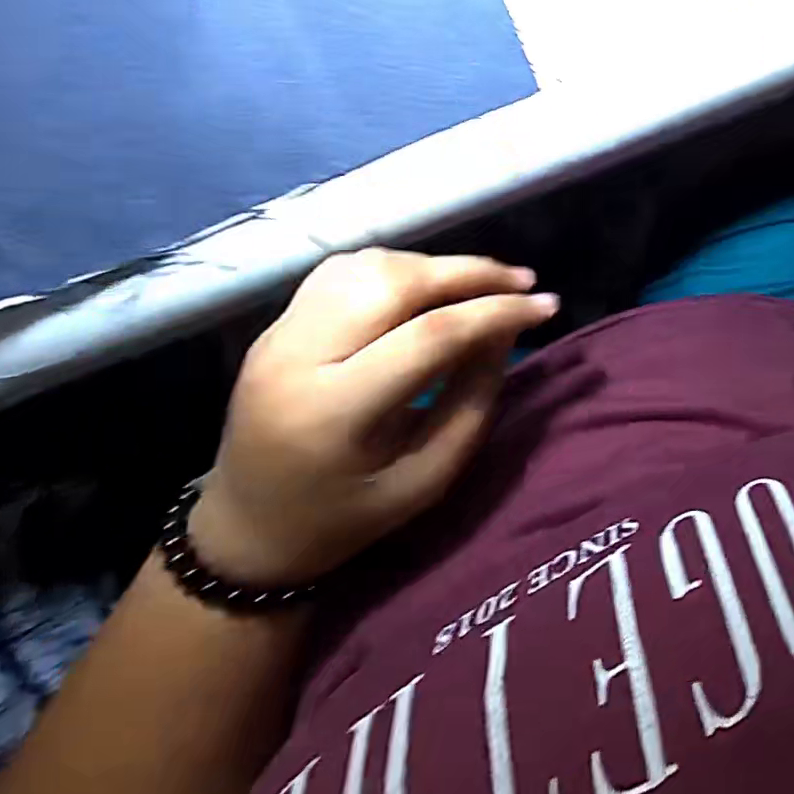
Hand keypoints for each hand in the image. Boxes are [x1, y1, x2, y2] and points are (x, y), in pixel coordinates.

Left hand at [189, 250, 558, 586]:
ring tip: (484, 283)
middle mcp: (296, 356)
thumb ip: (472, 400)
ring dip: (436, 265)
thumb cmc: (348, 517)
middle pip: (394, 282)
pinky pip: (344, 272)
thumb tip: (504, 332)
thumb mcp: (429, 477)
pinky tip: (432, 285)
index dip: (497, 312)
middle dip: (471, 273)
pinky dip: (400, 268)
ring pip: (368, 266)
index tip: (547, 307)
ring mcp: (278, 334)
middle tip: (524, 283)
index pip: (430, 334)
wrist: (246, 528)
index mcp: (334, 410)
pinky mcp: (277, 326)